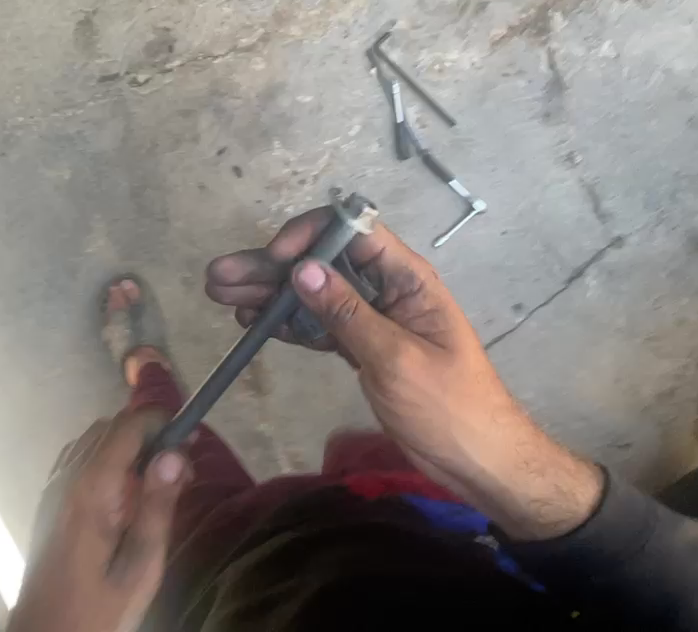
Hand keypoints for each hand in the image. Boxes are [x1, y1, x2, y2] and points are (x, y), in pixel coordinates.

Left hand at [8, 410, 188, 631]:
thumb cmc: (98, 609)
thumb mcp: (140, 567)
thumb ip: (157, 507)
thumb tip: (175, 453)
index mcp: (92, 486)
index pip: (128, 425)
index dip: (161, 421)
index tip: (190, 438)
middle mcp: (68, 473)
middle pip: (112, 427)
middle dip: (148, 434)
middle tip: (178, 470)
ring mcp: (54, 483)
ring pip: (95, 438)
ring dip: (127, 445)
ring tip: (155, 482)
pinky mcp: (50, 497)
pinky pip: (81, 456)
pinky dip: (107, 457)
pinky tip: (123, 493)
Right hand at [205, 210, 602, 539]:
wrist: (479, 464)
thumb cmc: (449, 407)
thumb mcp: (396, 358)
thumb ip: (347, 312)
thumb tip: (302, 269)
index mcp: (406, 278)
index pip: (352, 232)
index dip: (311, 234)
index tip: (277, 258)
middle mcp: (383, 288)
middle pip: (320, 263)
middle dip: (269, 267)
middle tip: (218, 275)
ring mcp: (368, 317)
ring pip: (310, 293)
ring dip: (266, 292)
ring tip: (219, 293)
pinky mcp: (358, 345)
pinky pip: (315, 324)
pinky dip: (284, 322)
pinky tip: (251, 320)